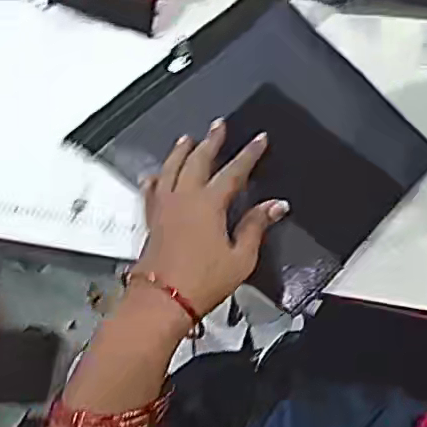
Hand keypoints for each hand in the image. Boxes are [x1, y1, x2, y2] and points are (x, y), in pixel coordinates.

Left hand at [134, 119, 287, 316]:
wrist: (163, 301)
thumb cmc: (201, 282)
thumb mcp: (241, 257)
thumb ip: (256, 227)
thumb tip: (274, 206)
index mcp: (208, 204)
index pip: (234, 171)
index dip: (249, 154)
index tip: (259, 140)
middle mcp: (184, 199)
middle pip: (198, 160)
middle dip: (211, 141)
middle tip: (219, 126)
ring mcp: (165, 208)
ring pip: (171, 169)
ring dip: (181, 151)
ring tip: (187, 139)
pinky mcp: (153, 222)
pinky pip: (152, 191)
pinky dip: (156, 179)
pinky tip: (155, 175)